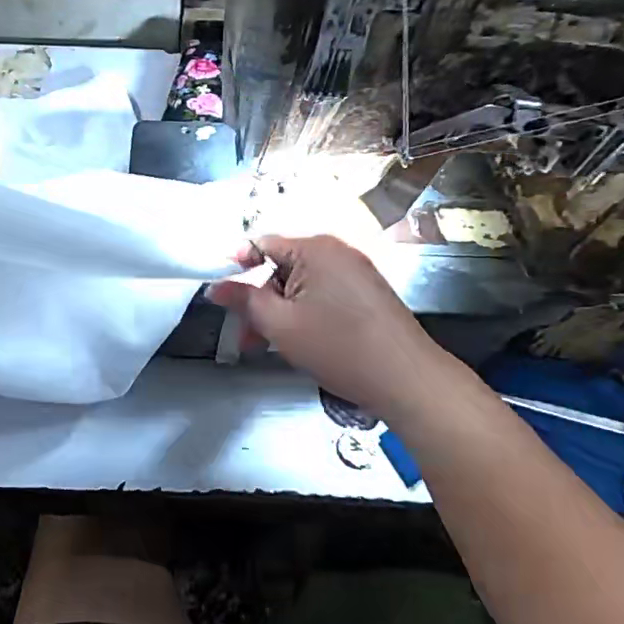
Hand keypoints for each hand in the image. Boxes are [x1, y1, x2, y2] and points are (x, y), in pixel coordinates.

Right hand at [206, 234, 468, 417]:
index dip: (237, 267)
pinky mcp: (368, 293)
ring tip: (269, 346)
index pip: (262, 244)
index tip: (223, 296)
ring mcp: (356, 271)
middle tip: (246, 335)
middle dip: (259, 299)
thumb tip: (216, 286)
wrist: (407, 380)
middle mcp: (338, 251)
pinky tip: (301, 342)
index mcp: (315, 249)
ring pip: (302, 284)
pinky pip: (323, 293)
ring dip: (280, 311)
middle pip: (282, 266)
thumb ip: (243, 300)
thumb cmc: (338, 347)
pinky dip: (305, 312)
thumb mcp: (279, 325)